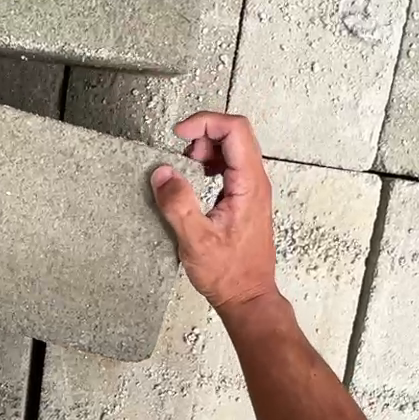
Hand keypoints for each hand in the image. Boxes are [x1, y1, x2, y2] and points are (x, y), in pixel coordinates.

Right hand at [148, 112, 280, 313]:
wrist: (248, 297)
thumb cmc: (229, 274)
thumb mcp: (196, 242)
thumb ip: (178, 205)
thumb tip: (162, 173)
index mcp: (249, 185)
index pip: (235, 130)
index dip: (205, 122)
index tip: (179, 134)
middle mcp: (255, 182)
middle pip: (235, 134)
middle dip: (203, 134)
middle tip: (180, 153)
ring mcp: (251, 190)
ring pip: (232, 148)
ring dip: (205, 149)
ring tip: (184, 167)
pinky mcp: (244, 199)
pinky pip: (229, 166)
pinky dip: (209, 164)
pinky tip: (193, 180)